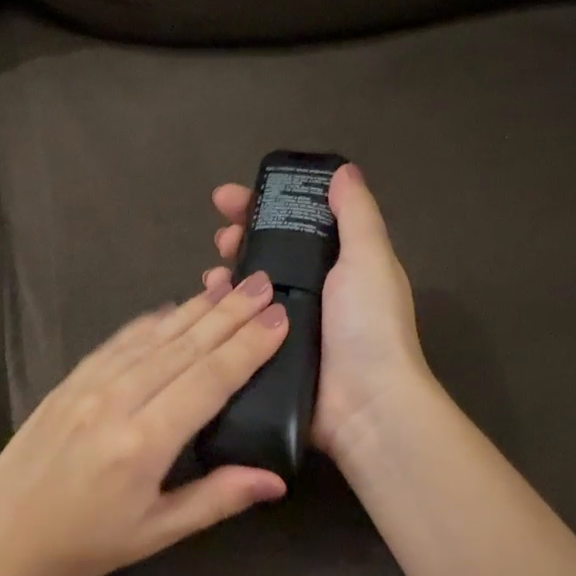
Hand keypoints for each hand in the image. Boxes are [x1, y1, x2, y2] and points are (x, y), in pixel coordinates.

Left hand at [0, 270, 291, 575]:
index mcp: (144, 442)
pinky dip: (149, 322)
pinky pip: (117, 342)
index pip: (209, 379)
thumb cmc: (85, 542)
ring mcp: (88, 386)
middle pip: (184, 346)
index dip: (247, 346)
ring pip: (152, 337)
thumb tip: (275, 480)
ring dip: (194, 309)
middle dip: (229, 313)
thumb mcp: (156, 533)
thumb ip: (215, 499)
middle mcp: (117, 401)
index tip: (278, 317)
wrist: (2, 536)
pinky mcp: (68, 381)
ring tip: (229, 285)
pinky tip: (171, 308)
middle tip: (264, 283)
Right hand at [211, 162, 428, 459]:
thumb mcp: (369, 259)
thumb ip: (356, 214)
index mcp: (340, 266)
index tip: (230, 197)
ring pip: (246, 291)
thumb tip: (342, 170)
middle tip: (220, 237)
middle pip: (266, 254)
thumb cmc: (368, 325)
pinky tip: (207, 304)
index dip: (264, 206)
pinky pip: (237, 327)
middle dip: (239, 238)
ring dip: (225, 275)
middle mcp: (313, 292)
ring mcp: (286, 327)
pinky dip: (221, 312)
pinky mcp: (266, 357)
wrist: (364, 404)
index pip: (296, 224)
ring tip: (211, 274)